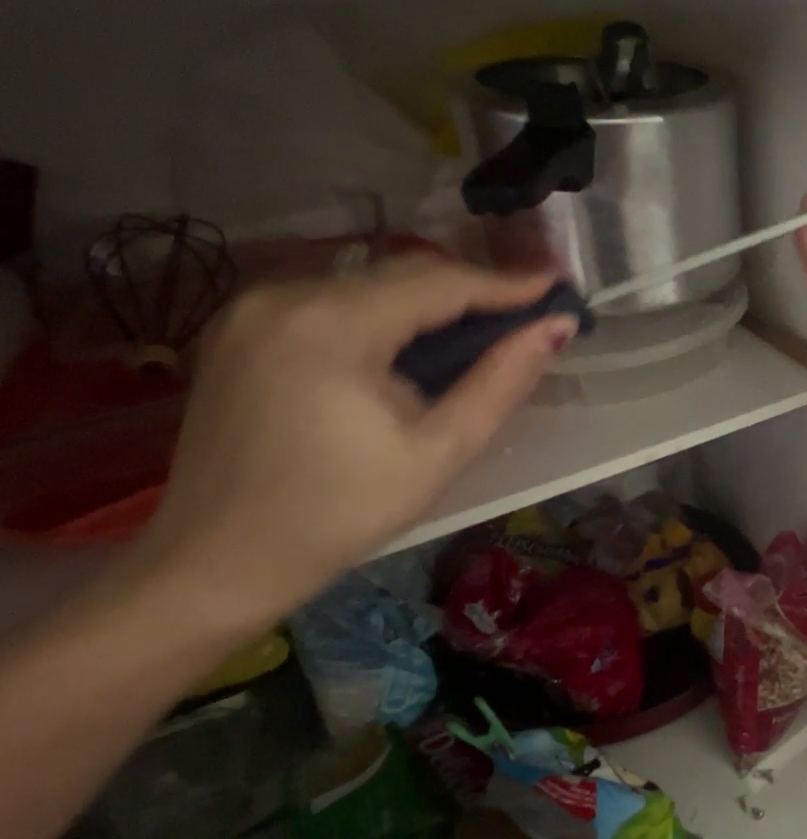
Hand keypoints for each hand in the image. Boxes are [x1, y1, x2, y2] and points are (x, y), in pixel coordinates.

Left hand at [132, 255, 575, 630]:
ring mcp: (254, 311)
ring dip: (434, 300)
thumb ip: (503, 379)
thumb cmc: (339, 513)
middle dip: (475, 289)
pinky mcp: (243, 330)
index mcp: (331, 326)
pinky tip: (420, 342)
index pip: (441, 283)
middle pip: (404, 274)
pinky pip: (336, 301)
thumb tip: (557, 326)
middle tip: (534, 310)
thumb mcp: (441, 450)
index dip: (508, 284)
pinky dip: (390, 312)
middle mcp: (285, 298)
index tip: (561, 287)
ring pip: (372, 284)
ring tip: (488, 327)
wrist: (214, 563)